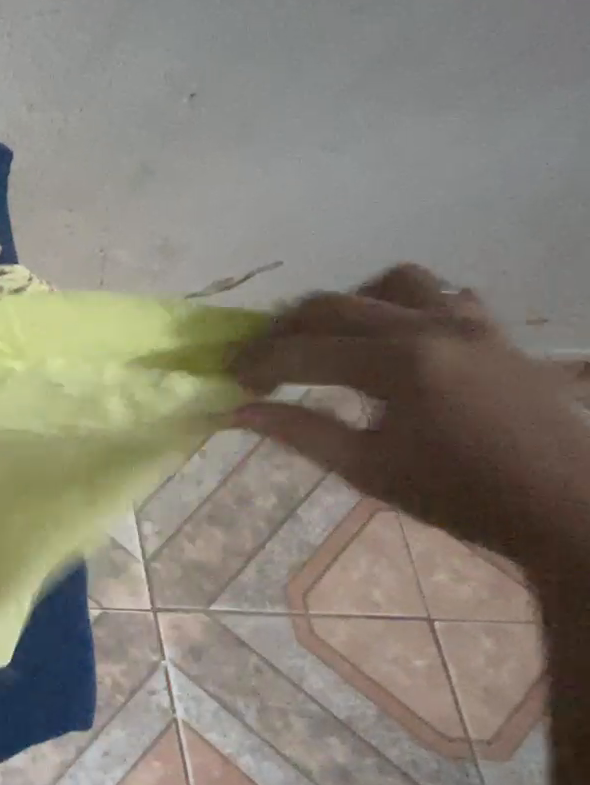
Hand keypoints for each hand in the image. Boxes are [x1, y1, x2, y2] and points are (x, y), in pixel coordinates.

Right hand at [229, 264, 589, 581]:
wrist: (560, 501)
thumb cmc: (454, 492)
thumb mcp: (364, 467)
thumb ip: (299, 431)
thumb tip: (238, 412)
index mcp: (399, 365)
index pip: (302, 352)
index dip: (256, 364)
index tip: (228, 382)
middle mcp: (433, 329)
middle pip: (334, 306)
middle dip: (283, 332)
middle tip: (258, 364)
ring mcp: (471, 323)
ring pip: (391, 284)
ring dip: (346, 307)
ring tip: (324, 342)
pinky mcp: (494, 331)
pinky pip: (441, 295)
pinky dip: (400, 308)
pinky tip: (385, 342)